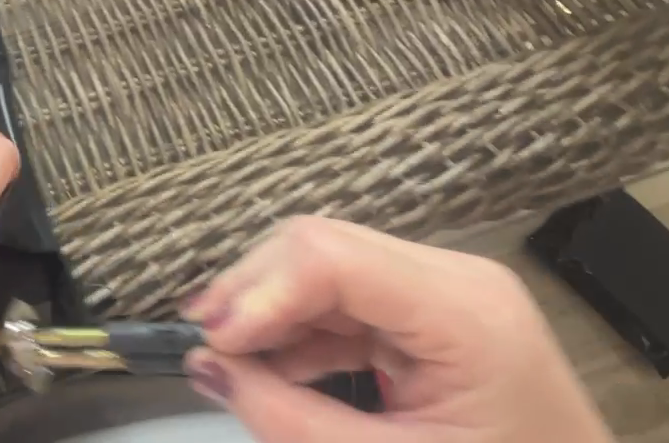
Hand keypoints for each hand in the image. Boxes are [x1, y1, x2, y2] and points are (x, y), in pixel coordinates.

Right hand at [182, 216, 612, 442]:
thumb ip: (291, 421)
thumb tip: (203, 366)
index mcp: (465, 311)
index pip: (333, 257)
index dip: (261, 289)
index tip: (212, 337)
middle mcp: (453, 274)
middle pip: (322, 247)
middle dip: (255, 290)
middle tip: (205, 338)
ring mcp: (442, 286)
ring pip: (323, 265)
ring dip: (270, 306)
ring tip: (227, 351)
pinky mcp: (428, 307)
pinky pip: (343, 297)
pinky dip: (299, 326)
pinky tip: (269, 361)